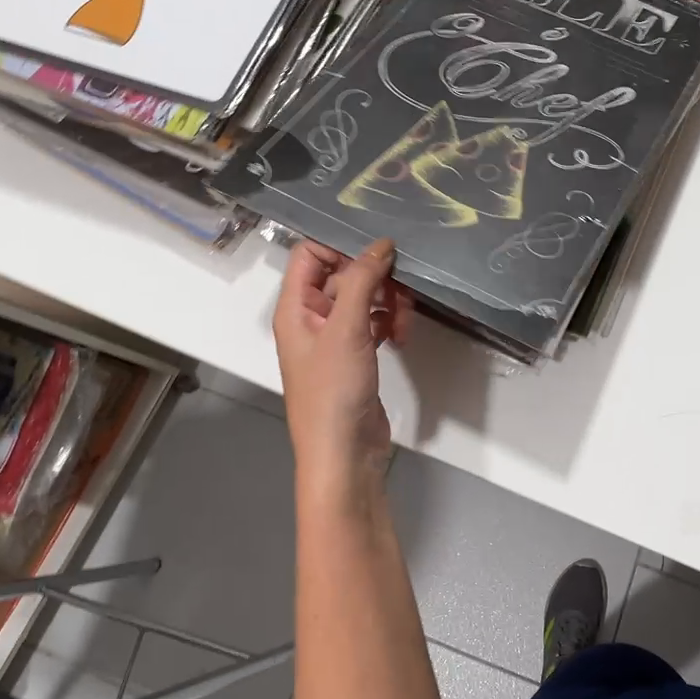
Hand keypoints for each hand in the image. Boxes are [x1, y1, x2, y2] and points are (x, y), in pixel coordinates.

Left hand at [273, 239, 413, 492]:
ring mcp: (334, 338)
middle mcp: (311, 318)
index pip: (310, 254)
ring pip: (364, 298)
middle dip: (376, 279)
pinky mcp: (356, 355)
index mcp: (295, 307)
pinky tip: (402, 338)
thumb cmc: (334, 390)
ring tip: (404, 324)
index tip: (378, 254)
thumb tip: (382, 244)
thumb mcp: (347, 329)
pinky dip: (389, 323)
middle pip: (343, 275)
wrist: (344, 454)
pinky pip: (374, 322)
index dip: (341, 248)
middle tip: (402, 291)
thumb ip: (363, 280)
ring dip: (388, 303)